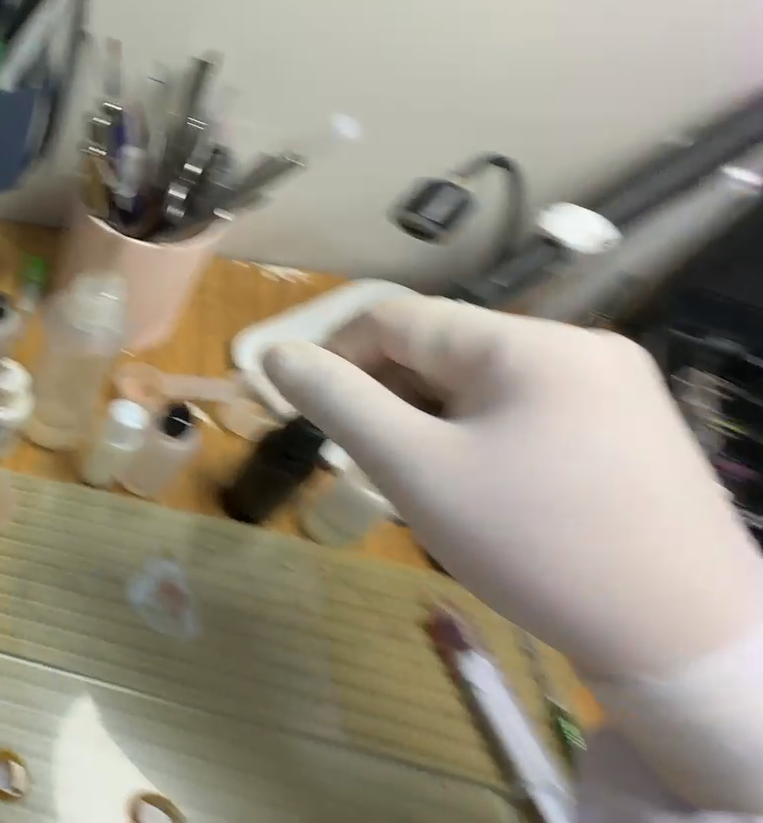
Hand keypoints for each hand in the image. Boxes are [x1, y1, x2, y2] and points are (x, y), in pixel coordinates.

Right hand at [263, 296, 762, 679]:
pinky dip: (472, 438)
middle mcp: (578, 349)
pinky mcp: (624, 430)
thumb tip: (276, 354)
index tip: (314, 417)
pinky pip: (516, 411)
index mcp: (530, 346)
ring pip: (471, 384)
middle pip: (435, 350)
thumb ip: (335, 400)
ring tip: (427, 484)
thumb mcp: (413, 468)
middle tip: (372, 463)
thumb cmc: (534, 545)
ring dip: (425, 421)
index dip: (335, 358)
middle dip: (385, 398)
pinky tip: (478, 490)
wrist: (692, 648)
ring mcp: (611, 389)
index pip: (394, 320)